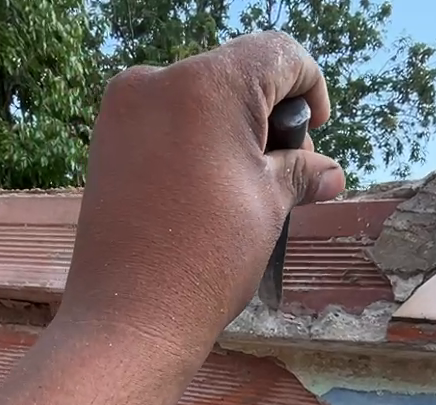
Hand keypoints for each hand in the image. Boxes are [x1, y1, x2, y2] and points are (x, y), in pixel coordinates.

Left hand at [59, 31, 345, 356]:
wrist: (131, 319)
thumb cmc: (205, 263)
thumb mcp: (268, 209)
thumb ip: (299, 173)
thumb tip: (330, 172)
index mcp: (206, 85)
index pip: (277, 54)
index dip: (310, 86)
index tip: (316, 131)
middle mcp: (156, 81)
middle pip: (234, 74)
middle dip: (266, 118)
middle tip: (280, 173)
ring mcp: (123, 111)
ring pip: (197, 100)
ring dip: (229, 133)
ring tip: (240, 192)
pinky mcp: (106, 142)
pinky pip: (164, 123)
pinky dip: (192, 144)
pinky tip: (203, 194)